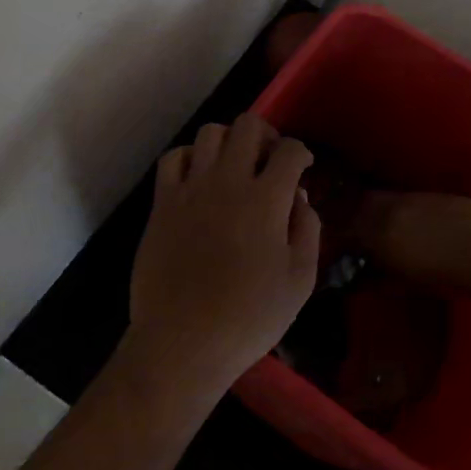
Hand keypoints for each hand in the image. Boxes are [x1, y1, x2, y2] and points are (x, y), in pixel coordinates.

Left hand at [127, 115, 319, 387]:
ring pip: (210, 133)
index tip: (303, 168)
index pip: (289, 150)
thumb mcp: (299, 280)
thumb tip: (299, 199)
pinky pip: (174, 158)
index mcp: (266, 199)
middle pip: (248, 125)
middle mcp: (228, 182)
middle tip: (270, 159)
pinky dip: (191, 157)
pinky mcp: (163, 204)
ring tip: (235, 166)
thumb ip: (307, 229)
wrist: (182, 344)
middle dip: (267, 134)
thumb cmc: (249, 317)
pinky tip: (199, 178)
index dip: (302, 153)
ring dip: (229, 141)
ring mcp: (191, 189)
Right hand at [347, 191, 470, 290]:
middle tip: (349, 233)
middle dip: (349, 217)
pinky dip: (394, 206)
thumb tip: (363, 274)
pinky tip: (402, 220)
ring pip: (381, 197)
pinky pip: (402, 196)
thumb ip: (382, 276)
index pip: (346, 228)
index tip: (332, 246)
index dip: (336, 237)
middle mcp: (393, 209)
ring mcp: (414, 197)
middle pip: (359, 205)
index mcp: (383, 233)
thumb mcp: (412, 283)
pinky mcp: (433, 193)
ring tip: (373, 225)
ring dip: (371, 208)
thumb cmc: (455, 278)